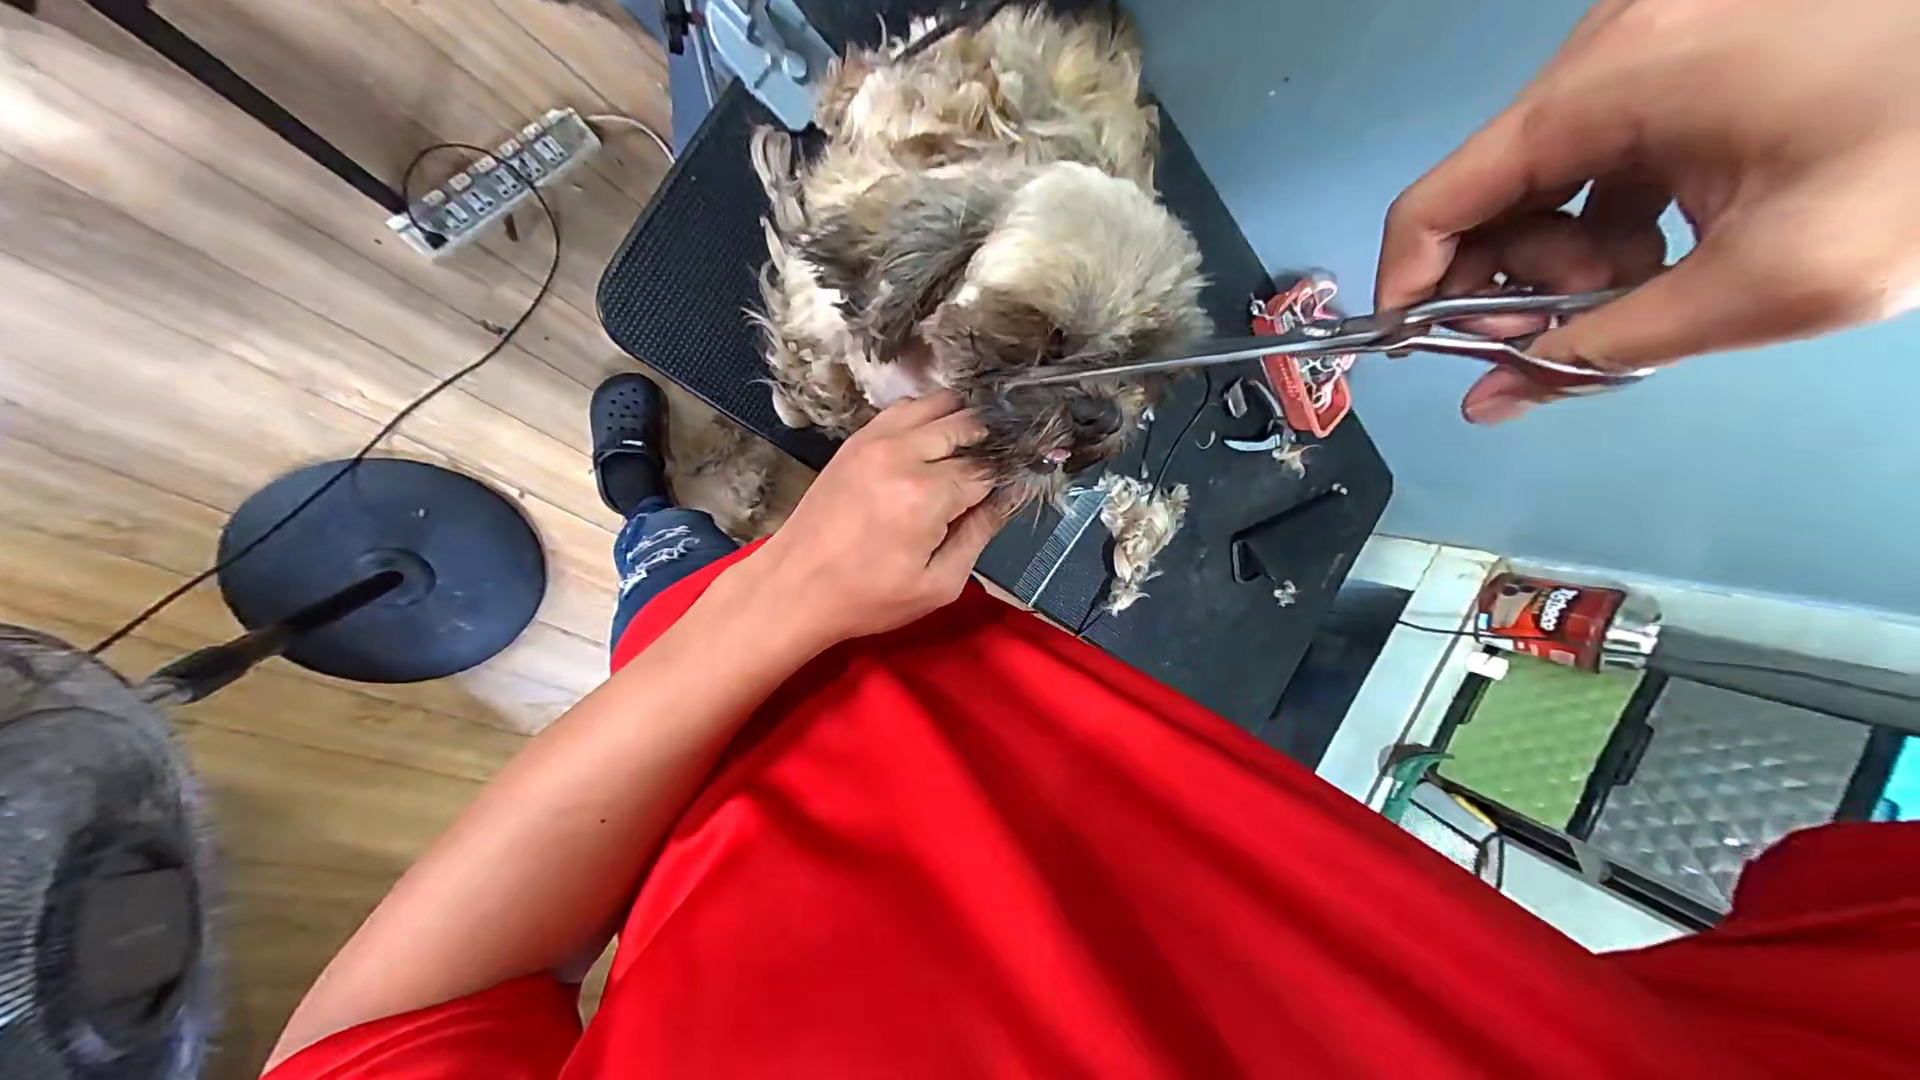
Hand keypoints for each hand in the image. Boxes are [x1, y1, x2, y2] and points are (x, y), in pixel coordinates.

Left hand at [746, 392, 1003, 650]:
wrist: (795, 586)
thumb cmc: (868, 597)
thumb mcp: (938, 583)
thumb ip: (980, 533)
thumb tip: (1011, 495)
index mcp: (926, 496)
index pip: (988, 468)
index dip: (1007, 477)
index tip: (1013, 487)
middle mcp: (903, 454)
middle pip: (968, 424)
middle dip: (989, 444)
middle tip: (992, 472)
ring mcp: (875, 439)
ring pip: (939, 404)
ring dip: (961, 423)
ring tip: (966, 454)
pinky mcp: (857, 439)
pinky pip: (905, 407)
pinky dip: (928, 416)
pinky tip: (933, 442)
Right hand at [1377, 0, 1919, 422]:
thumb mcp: (1776, 279)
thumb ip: (1604, 352)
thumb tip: (1483, 407)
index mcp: (1607, 85)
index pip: (1433, 206)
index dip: (1405, 289)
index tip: (1423, 350)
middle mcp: (1605, 53)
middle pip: (1479, 199)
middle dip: (1499, 282)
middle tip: (1556, 330)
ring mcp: (1648, 46)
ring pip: (1532, 185)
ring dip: (1555, 256)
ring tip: (1633, 283)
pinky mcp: (1685, 53)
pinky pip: (1589, 159)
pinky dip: (1600, 219)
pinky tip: (1662, 241)